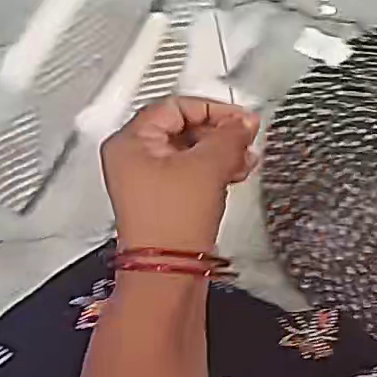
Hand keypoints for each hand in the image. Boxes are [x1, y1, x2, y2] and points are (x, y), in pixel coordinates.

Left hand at [101, 97, 259, 252]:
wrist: (169, 270)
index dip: (213, 109)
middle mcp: (134, 157)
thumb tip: (245, 121)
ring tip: (245, 159)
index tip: (241, 119)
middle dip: (220, 132)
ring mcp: (149, 179)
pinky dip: (215, 169)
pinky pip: (192, 172)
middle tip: (245, 138)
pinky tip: (235, 173)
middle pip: (183, 127)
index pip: (176, 106)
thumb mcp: (208, 166)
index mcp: (131, 141)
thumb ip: (230, 136)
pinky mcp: (165, 199)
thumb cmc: (173, 222)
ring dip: (222, 152)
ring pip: (191, 151)